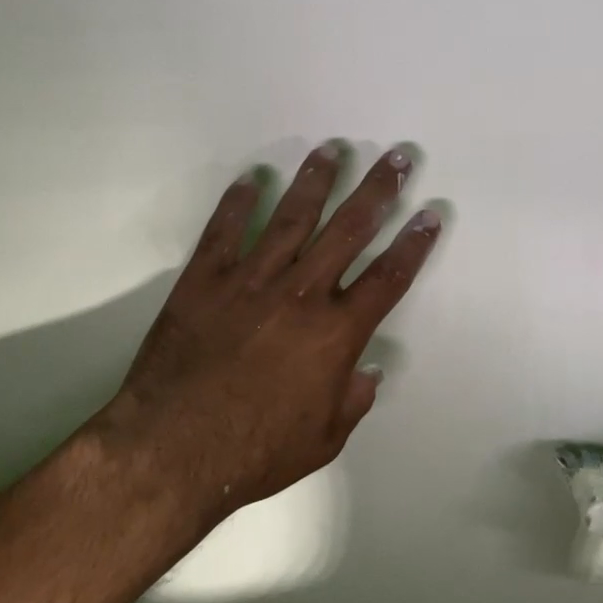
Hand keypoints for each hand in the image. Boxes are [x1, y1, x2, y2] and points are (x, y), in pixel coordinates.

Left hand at [91, 143, 440, 520]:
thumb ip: (352, 401)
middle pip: (349, 231)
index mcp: (336, 333)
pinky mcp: (204, 282)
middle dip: (377, 191)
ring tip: (332, 149)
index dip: (414, 245)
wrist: (172, 451)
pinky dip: (238, 203)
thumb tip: (367, 374)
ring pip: (291, 219)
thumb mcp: (324, 440)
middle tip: (396, 157)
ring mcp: (250, 282)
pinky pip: (225, 232)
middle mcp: (301, 295)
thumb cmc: (256, 452)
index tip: (430, 214)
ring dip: (315, 182)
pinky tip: (251, 178)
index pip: (388, 278)